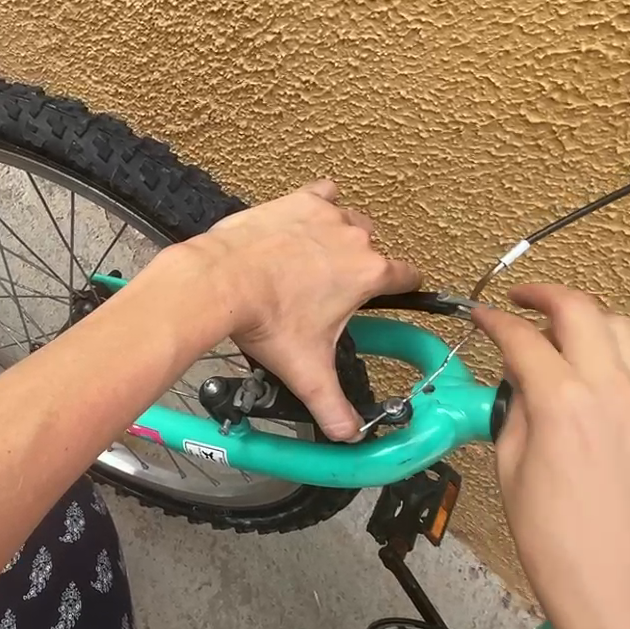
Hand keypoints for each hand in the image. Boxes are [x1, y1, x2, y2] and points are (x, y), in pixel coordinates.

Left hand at [169, 180, 418, 440]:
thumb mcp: (307, 371)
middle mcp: (354, 238)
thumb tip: (349, 436)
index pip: (408, 276)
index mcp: (368, 275)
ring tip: (314, 258)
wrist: (221, 282)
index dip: (405, 287)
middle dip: (358, 266)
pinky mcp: (295, 201)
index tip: (395, 294)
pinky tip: (307, 216)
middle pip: (373, 248)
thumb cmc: (266, 321)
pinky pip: (322, 192)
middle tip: (330, 288)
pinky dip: (319, 202)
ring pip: (348, 220)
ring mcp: (324, 215)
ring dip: (339, 236)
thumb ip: (334, 407)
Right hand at [473, 285, 629, 617]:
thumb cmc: (551, 536)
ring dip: (587, 318)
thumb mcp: (511, 464)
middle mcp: (613, 390)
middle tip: (519, 301)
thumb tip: (520, 381)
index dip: (494, 321)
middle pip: (582, 312)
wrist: (623, 588)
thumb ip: (516, 409)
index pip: (523, 338)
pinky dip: (614, 352)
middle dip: (545, 295)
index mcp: (563, 402)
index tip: (478, 316)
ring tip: (559, 330)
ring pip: (623, 329)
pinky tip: (592, 373)